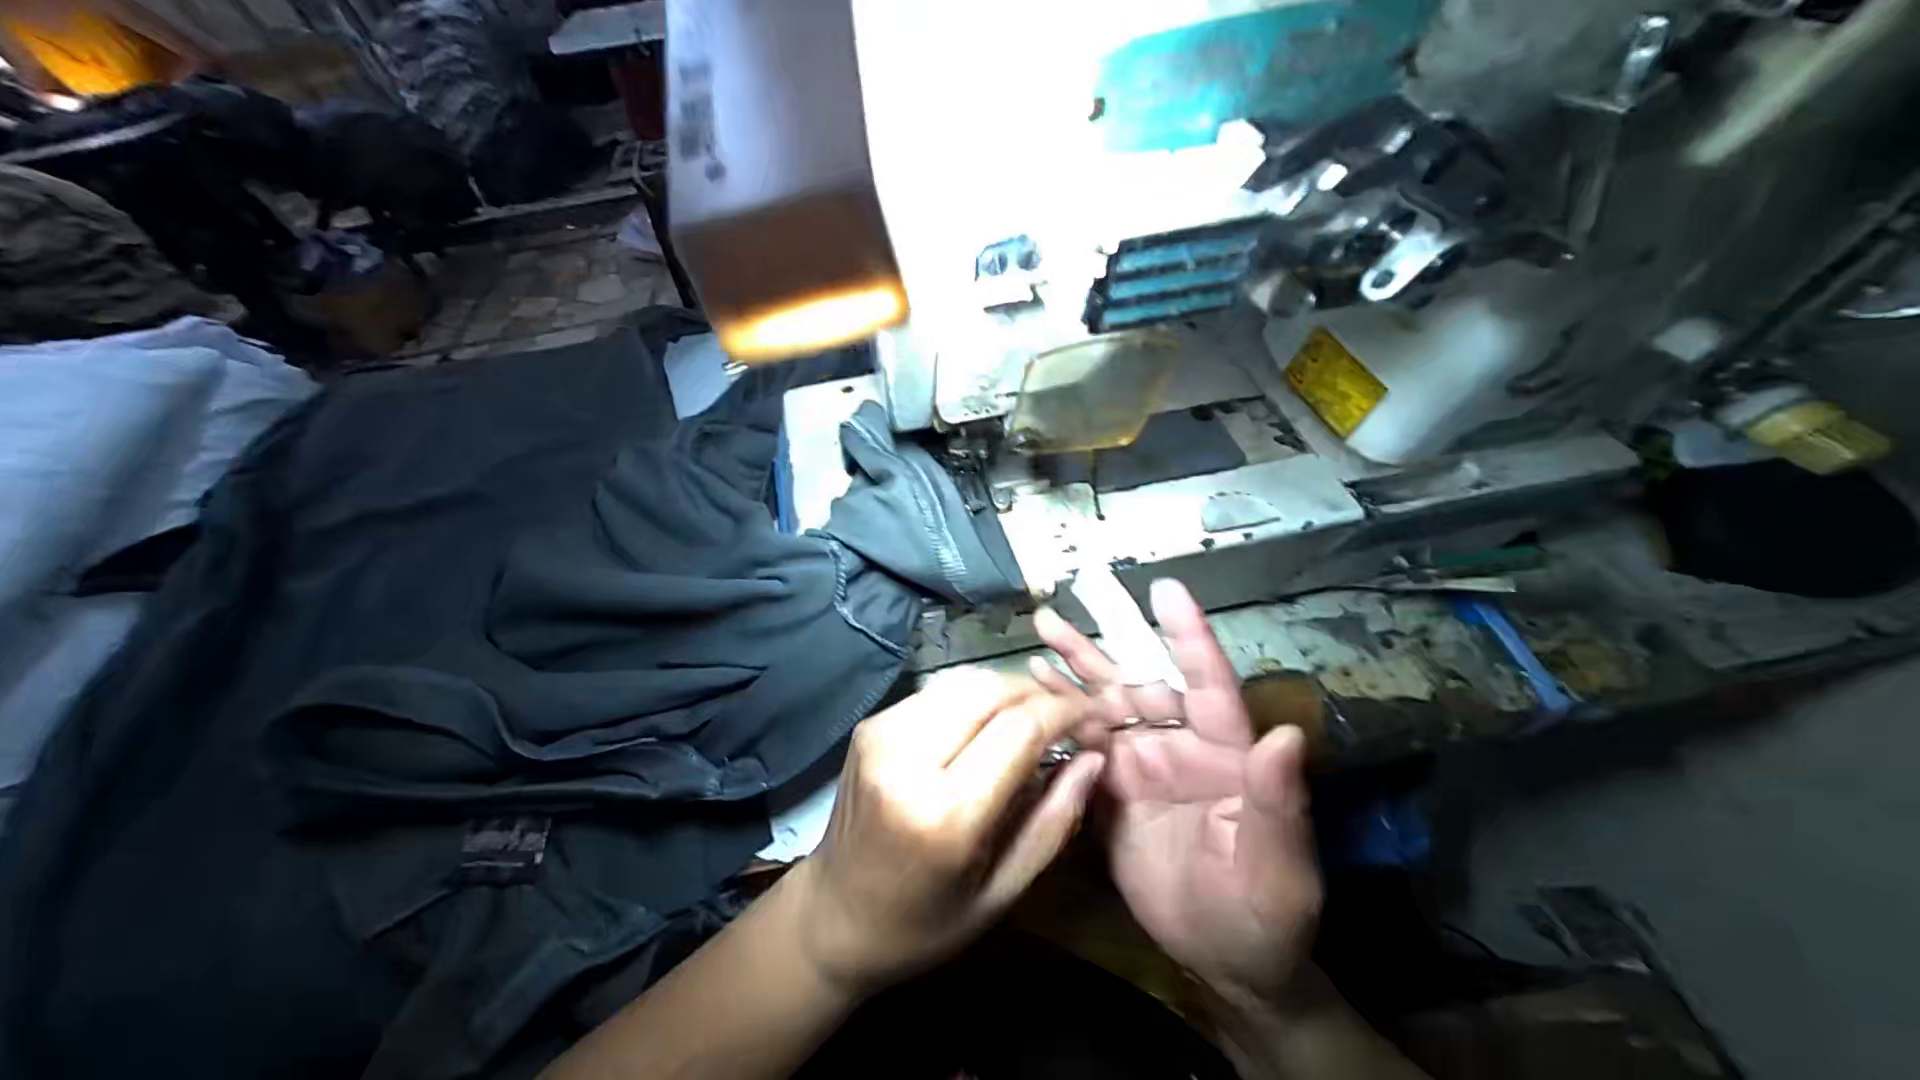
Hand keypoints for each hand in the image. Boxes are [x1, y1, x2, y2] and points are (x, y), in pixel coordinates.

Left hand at [791, 668, 1103, 994]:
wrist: (834, 915)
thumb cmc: (925, 922)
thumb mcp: (1002, 890)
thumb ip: (1054, 820)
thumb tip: (1095, 757)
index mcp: (944, 813)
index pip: (1019, 729)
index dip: (1065, 712)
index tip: (1094, 716)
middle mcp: (906, 760)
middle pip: (991, 691)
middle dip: (1039, 694)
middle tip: (1068, 714)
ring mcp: (880, 735)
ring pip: (964, 682)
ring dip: (1008, 692)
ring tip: (1034, 718)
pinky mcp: (870, 725)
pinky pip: (937, 693)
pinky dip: (974, 699)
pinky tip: (988, 725)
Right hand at [1031, 579, 1320, 1003]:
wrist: (1224, 961)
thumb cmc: (1265, 916)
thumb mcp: (1280, 870)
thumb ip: (1279, 805)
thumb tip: (1284, 737)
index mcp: (1228, 752)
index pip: (1209, 683)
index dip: (1189, 636)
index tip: (1166, 590)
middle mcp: (1182, 745)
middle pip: (1139, 684)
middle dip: (1100, 649)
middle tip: (1057, 614)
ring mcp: (1145, 766)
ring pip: (1105, 706)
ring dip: (1074, 670)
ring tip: (1041, 631)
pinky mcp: (1114, 790)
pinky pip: (1084, 745)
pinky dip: (1059, 714)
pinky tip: (1035, 687)